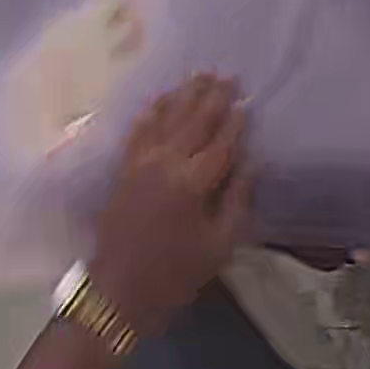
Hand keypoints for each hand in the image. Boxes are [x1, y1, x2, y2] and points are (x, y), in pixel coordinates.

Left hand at [91, 74, 249, 335]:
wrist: (116, 293)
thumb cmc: (175, 274)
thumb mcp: (220, 245)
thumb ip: (238, 199)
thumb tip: (253, 162)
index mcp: (194, 182)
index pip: (221, 142)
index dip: (235, 120)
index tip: (246, 100)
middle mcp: (167, 162)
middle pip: (195, 121)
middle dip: (213, 97)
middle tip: (227, 76)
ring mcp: (142, 161)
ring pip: (167, 118)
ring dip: (185, 94)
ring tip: (200, 75)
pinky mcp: (124, 166)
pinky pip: (139, 129)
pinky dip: (152, 109)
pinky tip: (160, 97)